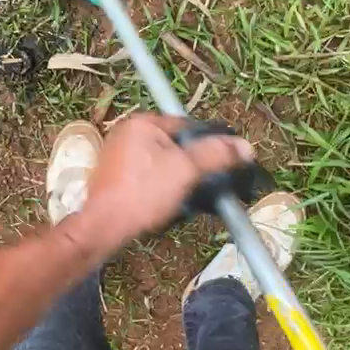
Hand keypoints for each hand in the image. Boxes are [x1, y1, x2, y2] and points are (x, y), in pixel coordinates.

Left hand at [60, 114, 255, 253]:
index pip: (188, 125)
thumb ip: (216, 155)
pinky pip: (149, 177)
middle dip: (192, 166)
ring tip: (187, 198)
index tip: (223, 164)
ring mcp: (119, 156)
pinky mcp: (116, 178)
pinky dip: (162, 188)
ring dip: (179, 180)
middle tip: (204, 185)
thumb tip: (245, 146)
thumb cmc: (142, 194)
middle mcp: (127, 133)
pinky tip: (169, 205)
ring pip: (164, 164)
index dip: (209, 145)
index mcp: (142, 123)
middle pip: (176, 145)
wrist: (104, 227)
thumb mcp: (186, 170)